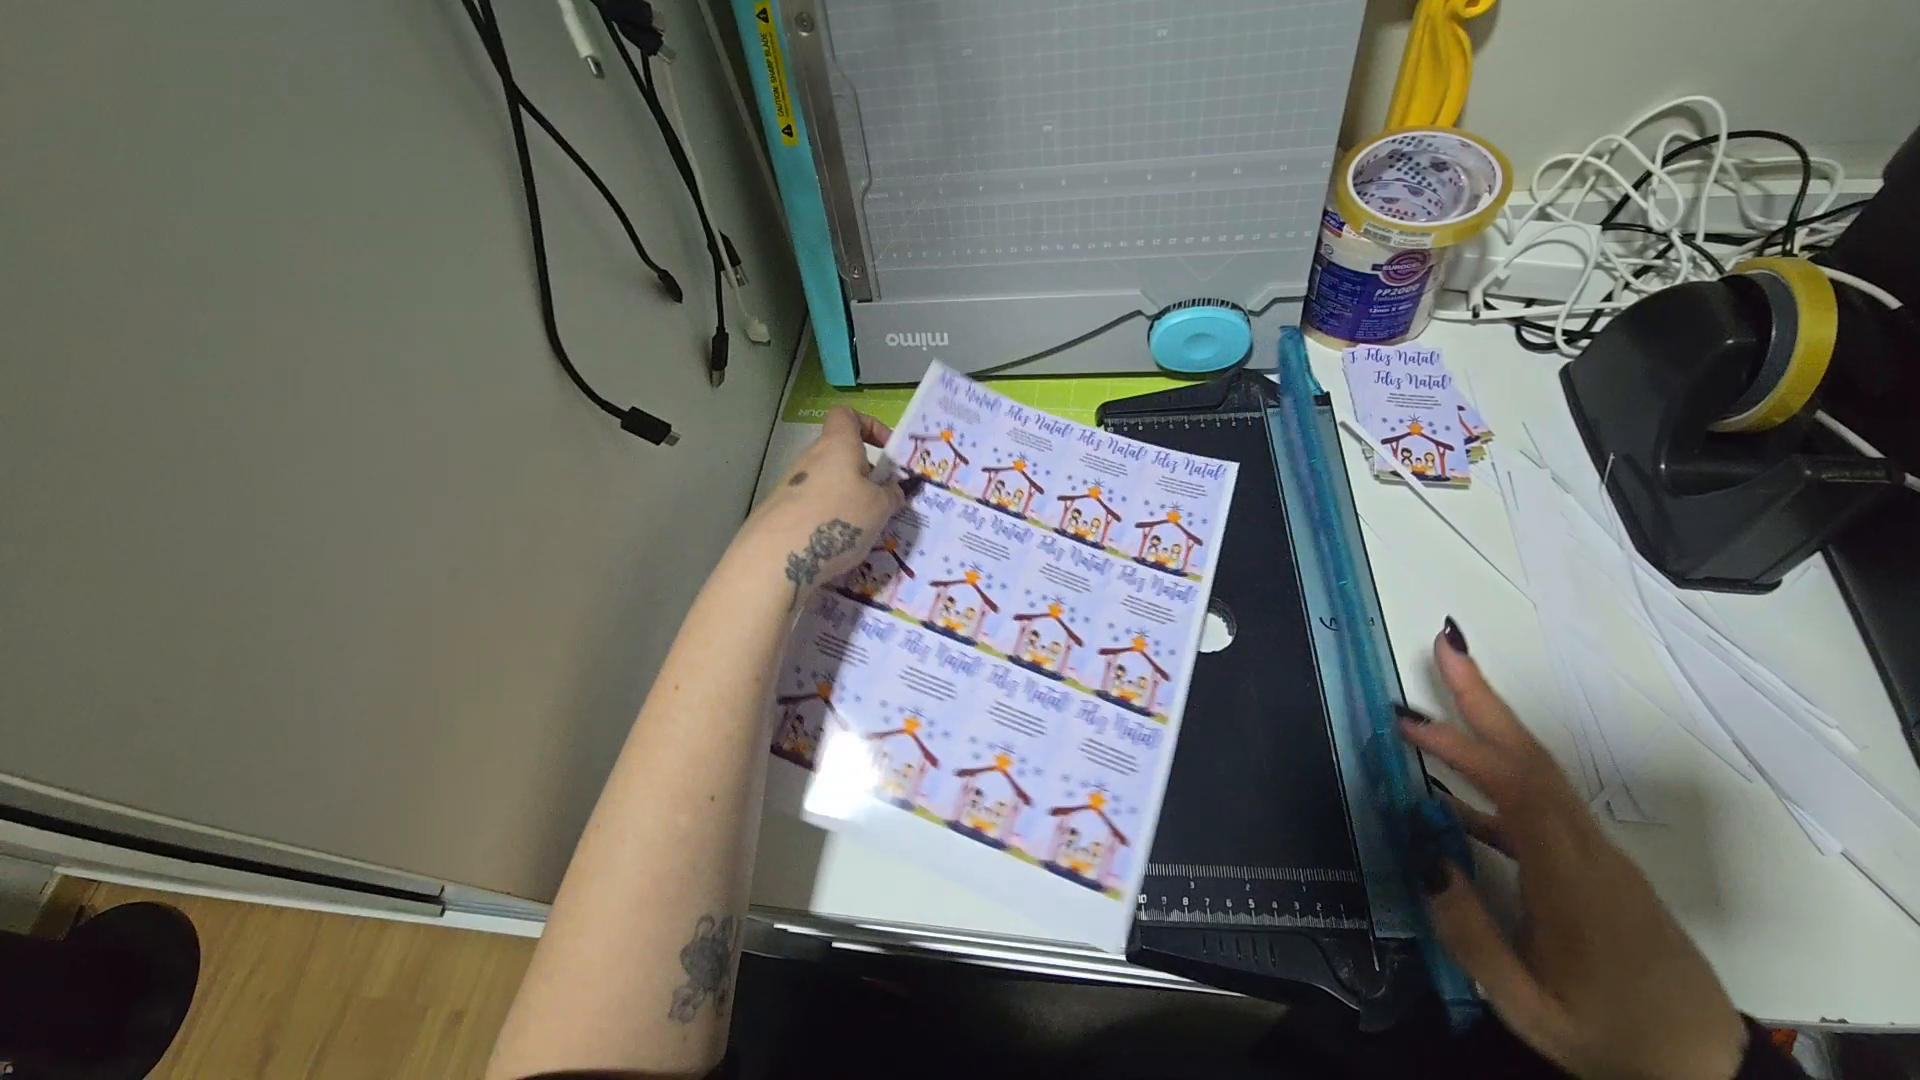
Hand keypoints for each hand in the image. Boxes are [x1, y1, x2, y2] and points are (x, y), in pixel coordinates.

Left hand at [744, 407, 905, 607]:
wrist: (776, 557)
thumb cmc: (837, 519)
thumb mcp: (880, 507)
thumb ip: (891, 494)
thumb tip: (893, 490)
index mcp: (837, 445)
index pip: (847, 415)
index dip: (870, 426)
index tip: (886, 450)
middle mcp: (811, 459)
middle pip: (840, 455)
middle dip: (864, 475)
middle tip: (882, 501)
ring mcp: (792, 486)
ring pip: (828, 484)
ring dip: (848, 501)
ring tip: (863, 531)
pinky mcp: (781, 512)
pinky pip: (813, 508)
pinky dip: (828, 521)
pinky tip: (837, 547)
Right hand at [1401, 622, 1747, 1079]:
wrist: (1697, 1069)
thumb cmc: (1608, 1037)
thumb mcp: (1525, 1005)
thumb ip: (1468, 931)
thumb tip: (1424, 853)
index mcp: (1572, 882)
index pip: (1515, 791)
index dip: (1462, 748)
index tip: (1407, 721)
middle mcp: (1590, 853)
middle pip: (1535, 759)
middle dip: (1486, 699)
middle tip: (1447, 646)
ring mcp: (1596, 855)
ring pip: (1539, 774)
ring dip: (1490, 727)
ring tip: (1440, 697)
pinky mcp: (1594, 865)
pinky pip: (1540, 805)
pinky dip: (1496, 777)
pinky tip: (1450, 792)